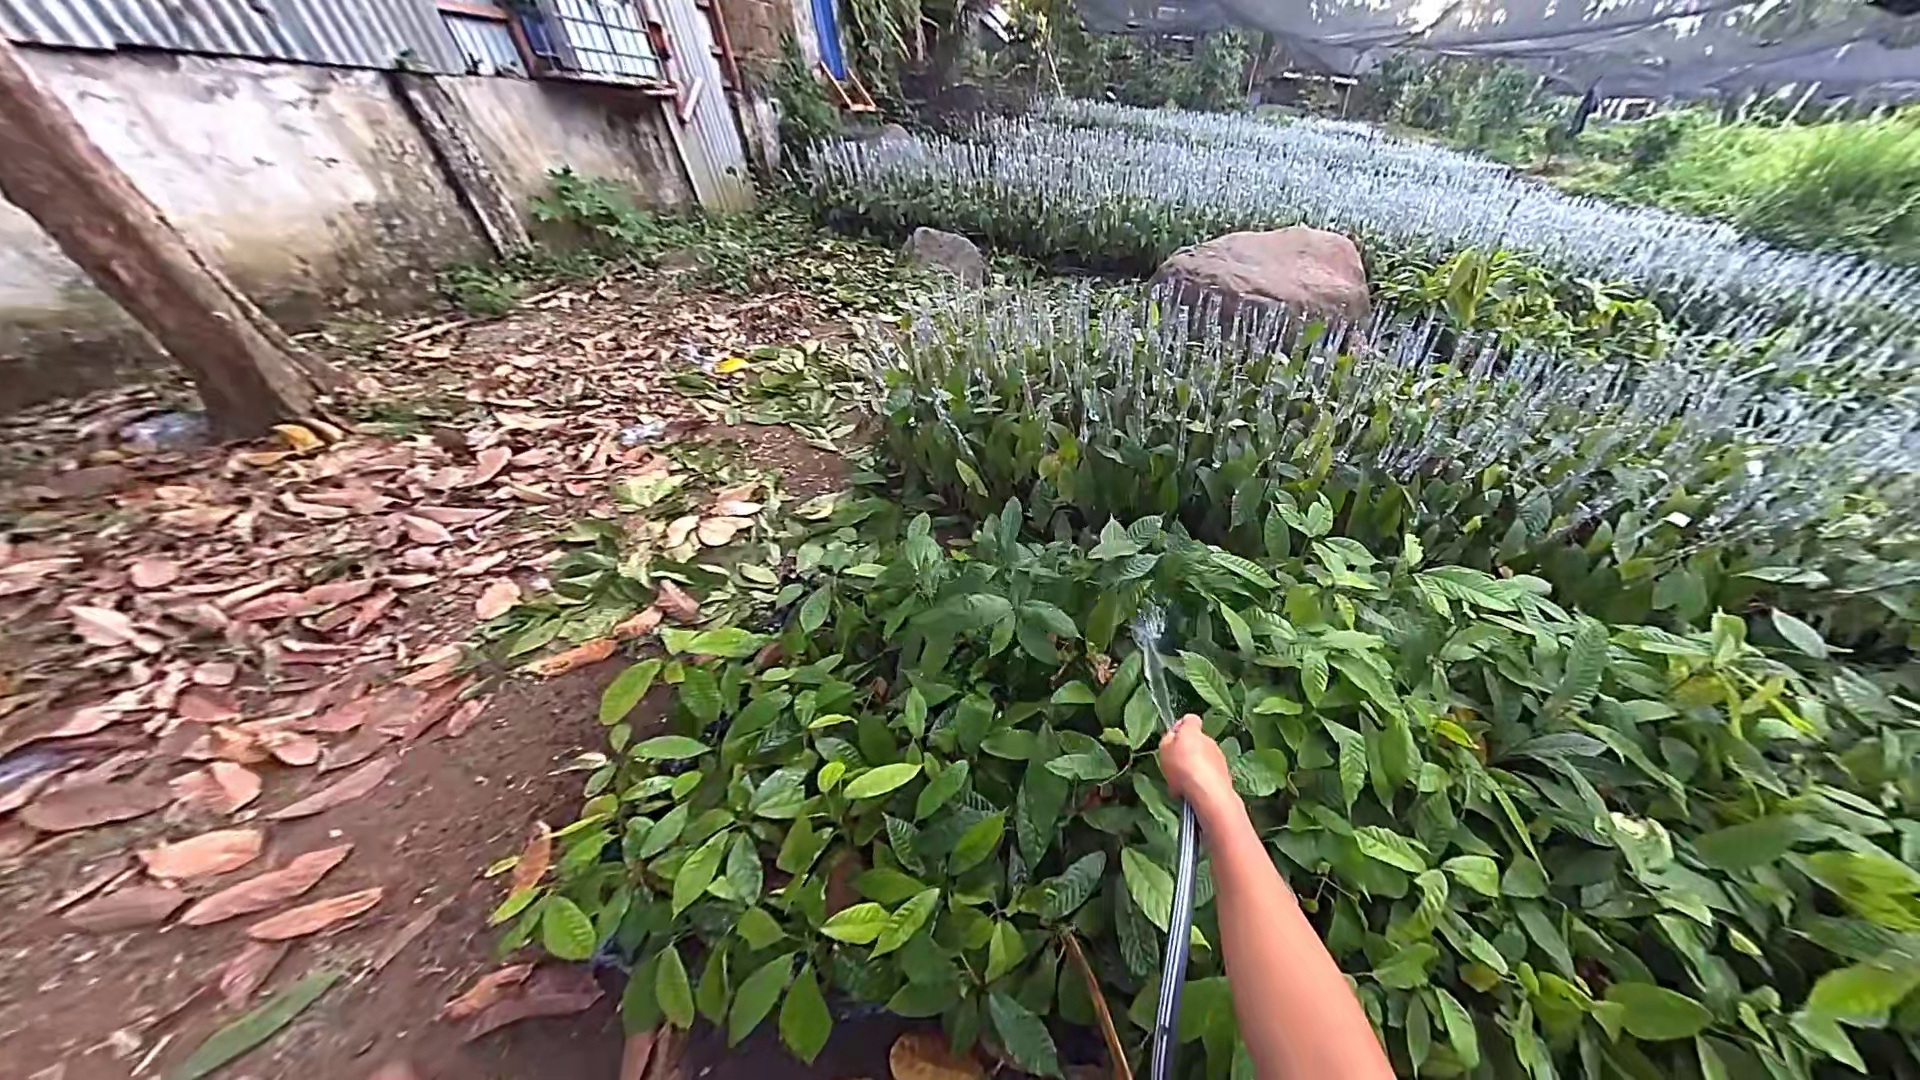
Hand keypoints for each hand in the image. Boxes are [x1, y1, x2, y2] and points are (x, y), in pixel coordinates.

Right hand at [1158, 714, 1240, 824]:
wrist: (1209, 792)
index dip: (1181, 726)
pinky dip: (1202, 779)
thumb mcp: (1163, 749)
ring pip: (1204, 758)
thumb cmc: (1181, 766)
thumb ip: (1168, 739)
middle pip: (1197, 741)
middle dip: (1187, 750)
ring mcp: (1220, 758)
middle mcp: (1209, 740)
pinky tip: (1192, 790)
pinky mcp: (1225, 774)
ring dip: (1194, 766)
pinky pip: (1209, 773)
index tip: (1173, 738)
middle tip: (1175, 763)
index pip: (1190, 719)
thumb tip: (1174, 737)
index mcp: (1193, 731)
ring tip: (1183, 781)